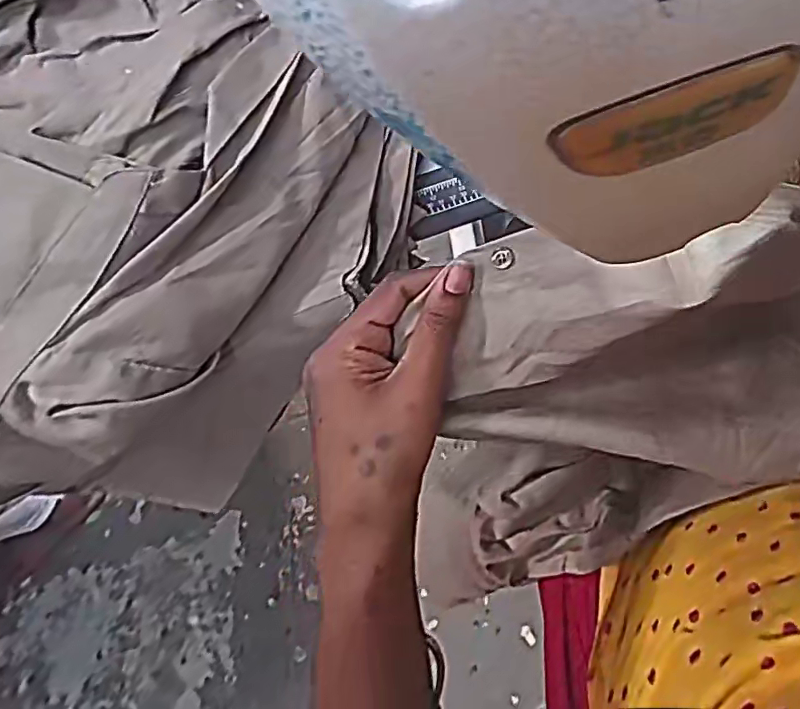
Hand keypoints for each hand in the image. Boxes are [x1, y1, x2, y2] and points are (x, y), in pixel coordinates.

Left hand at [303, 263, 472, 537]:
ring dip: (425, 329)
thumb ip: (438, 324)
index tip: (465, 278)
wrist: (368, 521)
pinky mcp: (357, 395)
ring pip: (392, 332)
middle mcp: (332, 359)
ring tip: (455, 337)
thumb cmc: (382, 463)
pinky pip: (390, 355)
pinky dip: (417, 352)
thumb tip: (453, 280)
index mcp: (337, 350)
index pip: (390, 291)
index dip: (431, 280)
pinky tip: (436, 364)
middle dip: (430, 305)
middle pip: (389, 309)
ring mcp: (343, 379)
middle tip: (467, 308)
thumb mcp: (419, 382)